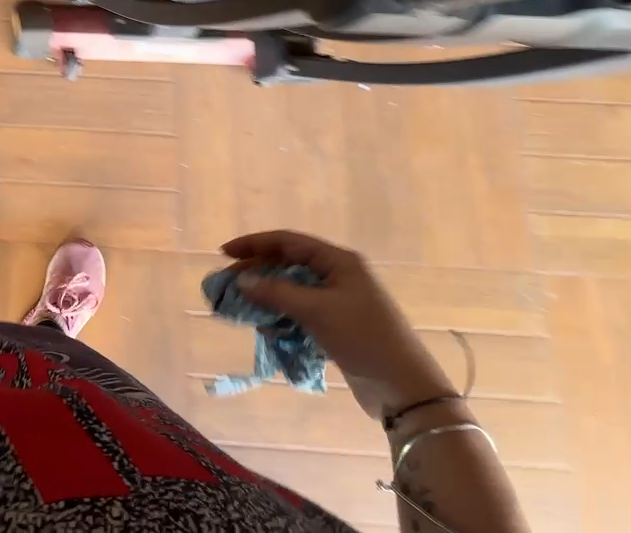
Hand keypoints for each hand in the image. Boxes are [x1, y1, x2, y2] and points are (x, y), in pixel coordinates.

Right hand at [222, 230, 454, 421]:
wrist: (405, 389)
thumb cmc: (363, 338)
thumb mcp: (316, 311)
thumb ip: (275, 292)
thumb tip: (241, 281)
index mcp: (339, 261)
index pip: (287, 241)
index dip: (253, 244)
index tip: (224, 253)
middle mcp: (339, 275)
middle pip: (288, 263)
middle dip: (257, 271)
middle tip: (229, 281)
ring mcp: (340, 300)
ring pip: (292, 288)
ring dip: (267, 295)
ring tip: (243, 305)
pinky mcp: (338, 324)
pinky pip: (301, 310)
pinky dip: (281, 314)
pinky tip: (267, 326)